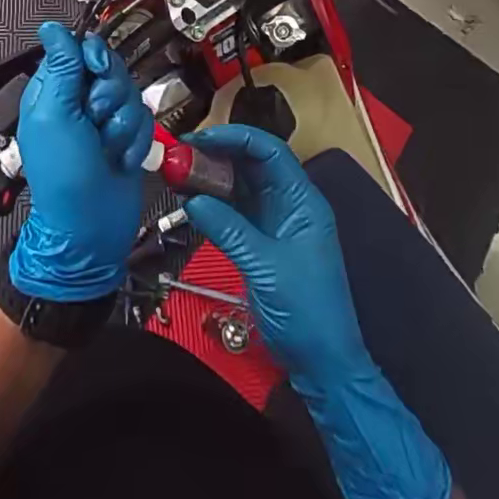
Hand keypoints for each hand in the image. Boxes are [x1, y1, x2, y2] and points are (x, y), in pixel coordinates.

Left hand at [9, 22, 153, 301]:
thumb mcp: (56, 116)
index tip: (96, 75)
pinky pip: (144, 121)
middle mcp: (78, 103)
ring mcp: (103, 121)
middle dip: (112, 96)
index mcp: (53, 92)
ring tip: (107, 147)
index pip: (79, 50)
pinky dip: (136, 142)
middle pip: (111, 70)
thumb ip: (60, 68)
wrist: (92, 227)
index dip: (94, 59)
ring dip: (123, 125)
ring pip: (131, 94)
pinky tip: (120, 159)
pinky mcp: (125, 138)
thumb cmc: (65, 179)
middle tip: (97, 119)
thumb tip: (52, 29)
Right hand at [183, 124, 450, 498]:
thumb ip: (229, 229)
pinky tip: (187, 199)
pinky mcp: (259, 241)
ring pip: (239, 185)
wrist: (322, 361)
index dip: (234, 138)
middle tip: (178, 154)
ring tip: (176, 172)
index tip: (197, 139)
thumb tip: (192, 199)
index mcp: (302, 201)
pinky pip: (232, 210)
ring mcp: (273, 222)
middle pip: (251, 164)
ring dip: (210, 177)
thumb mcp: (266, 267)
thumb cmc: (306, 311)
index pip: (269, 152)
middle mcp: (288, 204)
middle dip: (216, 154)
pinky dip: (211, 202)